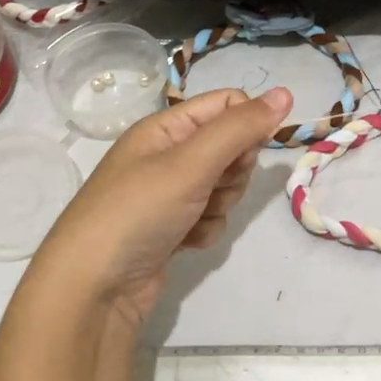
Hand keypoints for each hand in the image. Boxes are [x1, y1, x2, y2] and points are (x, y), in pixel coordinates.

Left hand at [27, 87, 293, 332]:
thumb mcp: (190, 163)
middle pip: (232, 147)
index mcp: (165, 127)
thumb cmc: (137, 213)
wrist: (93, 287)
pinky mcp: (173, 228)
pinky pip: (211, 219)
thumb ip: (239, 129)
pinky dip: (206, 231)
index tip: (248, 153)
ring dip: (220, 205)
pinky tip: (184, 243)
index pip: (226, 105)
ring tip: (191, 219)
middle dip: (233, 172)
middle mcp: (167, 155)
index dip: (247, 125)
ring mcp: (169, 194)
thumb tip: (286, 92)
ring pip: (225, 187)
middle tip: (210, 187)